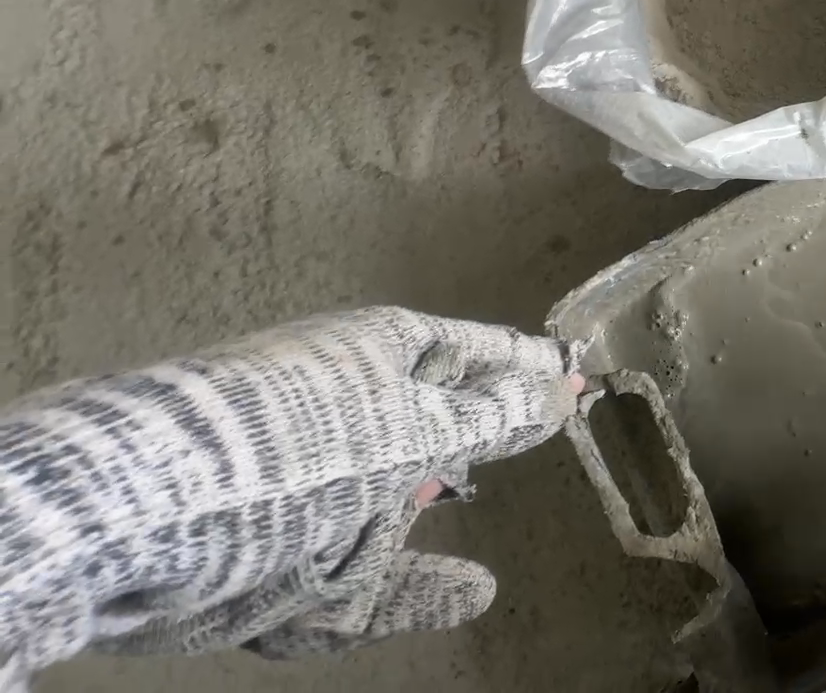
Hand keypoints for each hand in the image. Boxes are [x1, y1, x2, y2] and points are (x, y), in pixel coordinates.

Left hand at [0, 307, 583, 679]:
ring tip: (451, 527)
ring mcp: (308, 480)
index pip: (483, 351)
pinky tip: (466, 594)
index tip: (579, 376)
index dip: (533, 365)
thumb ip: (497, 414)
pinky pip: (360, 573)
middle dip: (476, 437)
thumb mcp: (417, 426)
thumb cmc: (300, 443)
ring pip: (393, 499)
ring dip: (425, 517)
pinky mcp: (276, 550)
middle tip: (529, 440)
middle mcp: (350, 409)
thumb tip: (564, 391)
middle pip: (436, 421)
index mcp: (386, 354)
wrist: (124, 519)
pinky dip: (407, 589)